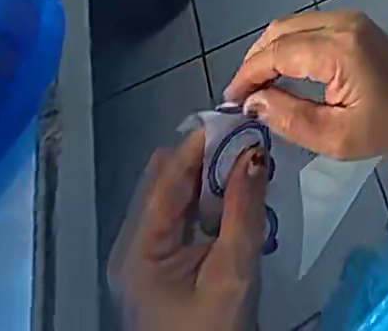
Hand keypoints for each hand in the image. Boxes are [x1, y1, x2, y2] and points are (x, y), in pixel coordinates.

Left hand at [114, 129, 267, 330]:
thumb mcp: (233, 271)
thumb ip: (243, 208)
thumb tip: (255, 150)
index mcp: (140, 248)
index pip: (168, 175)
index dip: (201, 141)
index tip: (237, 116)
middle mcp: (132, 243)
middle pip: (165, 176)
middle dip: (206, 152)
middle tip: (247, 138)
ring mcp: (143, 253)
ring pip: (173, 191)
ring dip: (208, 170)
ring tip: (246, 157)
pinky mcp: (159, 262)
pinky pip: (179, 210)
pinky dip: (205, 193)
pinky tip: (233, 190)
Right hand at [221, 11, 387, 159]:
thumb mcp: (337, 138)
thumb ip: (291, 118)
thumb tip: (253, 102)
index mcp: (339, 49)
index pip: (278, 52)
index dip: (248, 75)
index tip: (231, 102)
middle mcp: (341, 23)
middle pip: (280, 30)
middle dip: (254, 61)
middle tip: (242, 97)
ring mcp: (347, 17)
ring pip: (291, 24)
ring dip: (268, 51)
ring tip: (256, 88)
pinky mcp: (350, 21)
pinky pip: (306, 26)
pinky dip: (286, 45)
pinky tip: (280, 72)